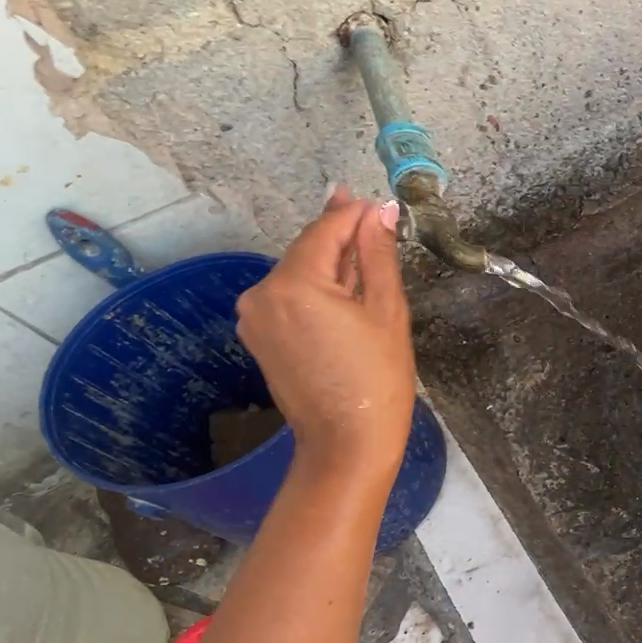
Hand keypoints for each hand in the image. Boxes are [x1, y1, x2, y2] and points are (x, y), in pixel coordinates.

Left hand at [236, 188, 415, 475]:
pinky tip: (343, 296)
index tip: (376, 202)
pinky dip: (315, 290)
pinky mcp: (257, 336)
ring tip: (366, 265)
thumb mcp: (387, 312)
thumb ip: (379, 256)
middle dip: (340, 238)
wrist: (348, 440)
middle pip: (306, 251)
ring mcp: (254, 316)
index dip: (352, 213)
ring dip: (329, 265)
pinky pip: (288, 299)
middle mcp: (262, 293)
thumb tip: (380, 210)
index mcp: (296, 284)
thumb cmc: (379, 378)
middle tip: (374, 224)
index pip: (324, 231)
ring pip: (297, 275)